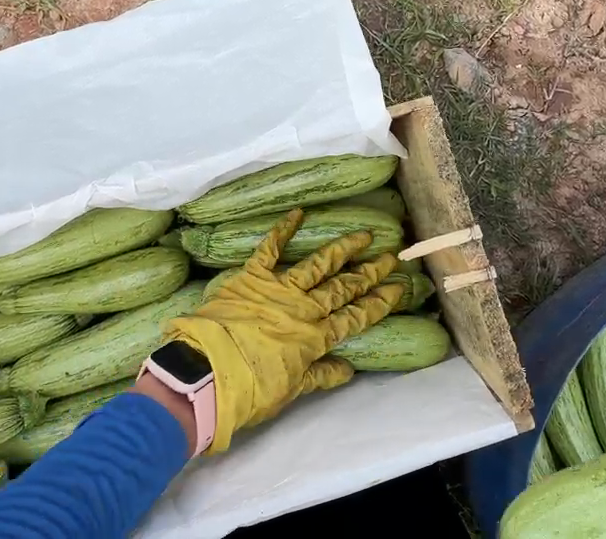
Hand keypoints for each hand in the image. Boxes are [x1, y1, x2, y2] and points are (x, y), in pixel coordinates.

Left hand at [163, 208, 404, 452]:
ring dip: (341, 249)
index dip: (379, 302)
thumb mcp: (289, 391)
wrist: (207, 376)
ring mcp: (279, 290)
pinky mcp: (252, 278)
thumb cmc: (249, 391)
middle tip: (391, 256)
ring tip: (363, 235)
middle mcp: (303, 309)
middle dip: (369, 272)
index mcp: (314, 338)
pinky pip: (269, 250)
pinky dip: (283, 230)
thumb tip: (348, 371)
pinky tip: (298, 213)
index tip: (398, 286)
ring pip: (318, 265)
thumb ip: (319, 375)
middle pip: (343, 288)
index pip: (355, 317)